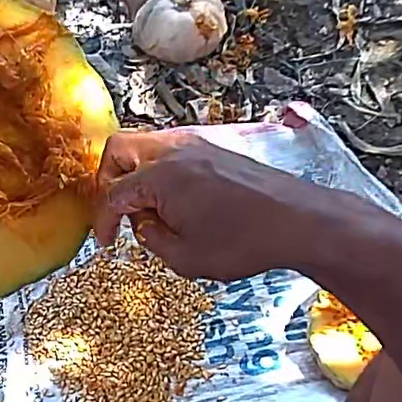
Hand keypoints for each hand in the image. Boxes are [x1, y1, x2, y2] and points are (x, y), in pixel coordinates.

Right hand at [93, 130, 329, 280]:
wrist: (298, 221)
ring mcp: (197, 144)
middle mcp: (175, 150)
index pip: (113, 194)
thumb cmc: (245, 241)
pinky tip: (178, 203)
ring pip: (147, 146)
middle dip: (109, 182)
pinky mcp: (216, 148)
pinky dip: (162, 172)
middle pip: (119, 150)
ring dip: (137, 174)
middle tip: (119, 213)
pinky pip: (173, 152)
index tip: (106, 241)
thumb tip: (143, 226)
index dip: (103, 221)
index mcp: (160, 176)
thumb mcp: (185, 257)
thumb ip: (152, 240)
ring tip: (152, 211)